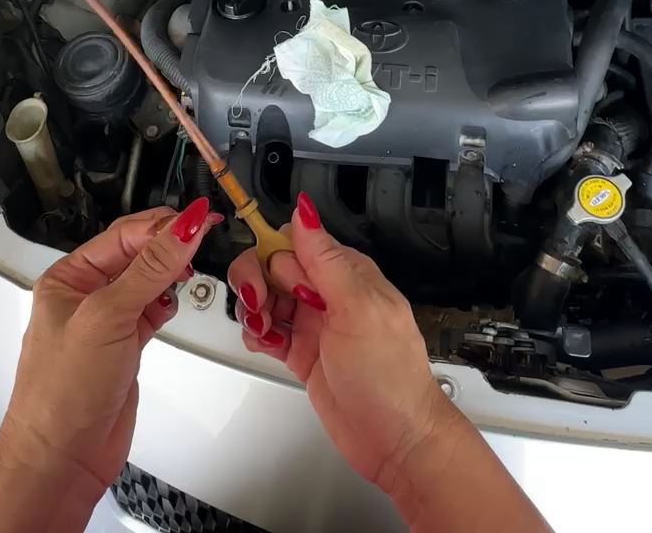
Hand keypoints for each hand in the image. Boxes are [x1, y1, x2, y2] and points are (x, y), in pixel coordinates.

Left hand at [0, 199, 216, 532]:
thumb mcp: (109, 316)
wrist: (61, 462)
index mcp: (68, 277)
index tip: (199, 216)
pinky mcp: (125, 346)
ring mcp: (107, 322)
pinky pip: (152, 308)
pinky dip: (167, 301)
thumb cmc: (61, 393)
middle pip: (137, 253)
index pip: (123, 234)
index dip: (162, 224)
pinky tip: (174, 301)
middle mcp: (86, 296)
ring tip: (191, 266)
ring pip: (147, 279)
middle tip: (204, 232)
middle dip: (169, 243)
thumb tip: (185, 227)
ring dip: (170, 271)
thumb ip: (151, 268)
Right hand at [226, 194, 550, 530]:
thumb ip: (326, 259)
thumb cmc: (390, 376)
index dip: (273, 256)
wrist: (397, 441)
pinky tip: (266, 344)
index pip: (294, 241)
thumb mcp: (358, 308)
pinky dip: (257, 333)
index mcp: (345, 271)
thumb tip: (304, 210)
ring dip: (254, 309)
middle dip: (256, 283)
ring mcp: (314, 321)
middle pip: (272, 265)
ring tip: (264, 331)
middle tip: (262, 310)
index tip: (269, 281)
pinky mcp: (302, 351)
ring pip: (266, 296)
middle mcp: (327, 291)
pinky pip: (267, 329)